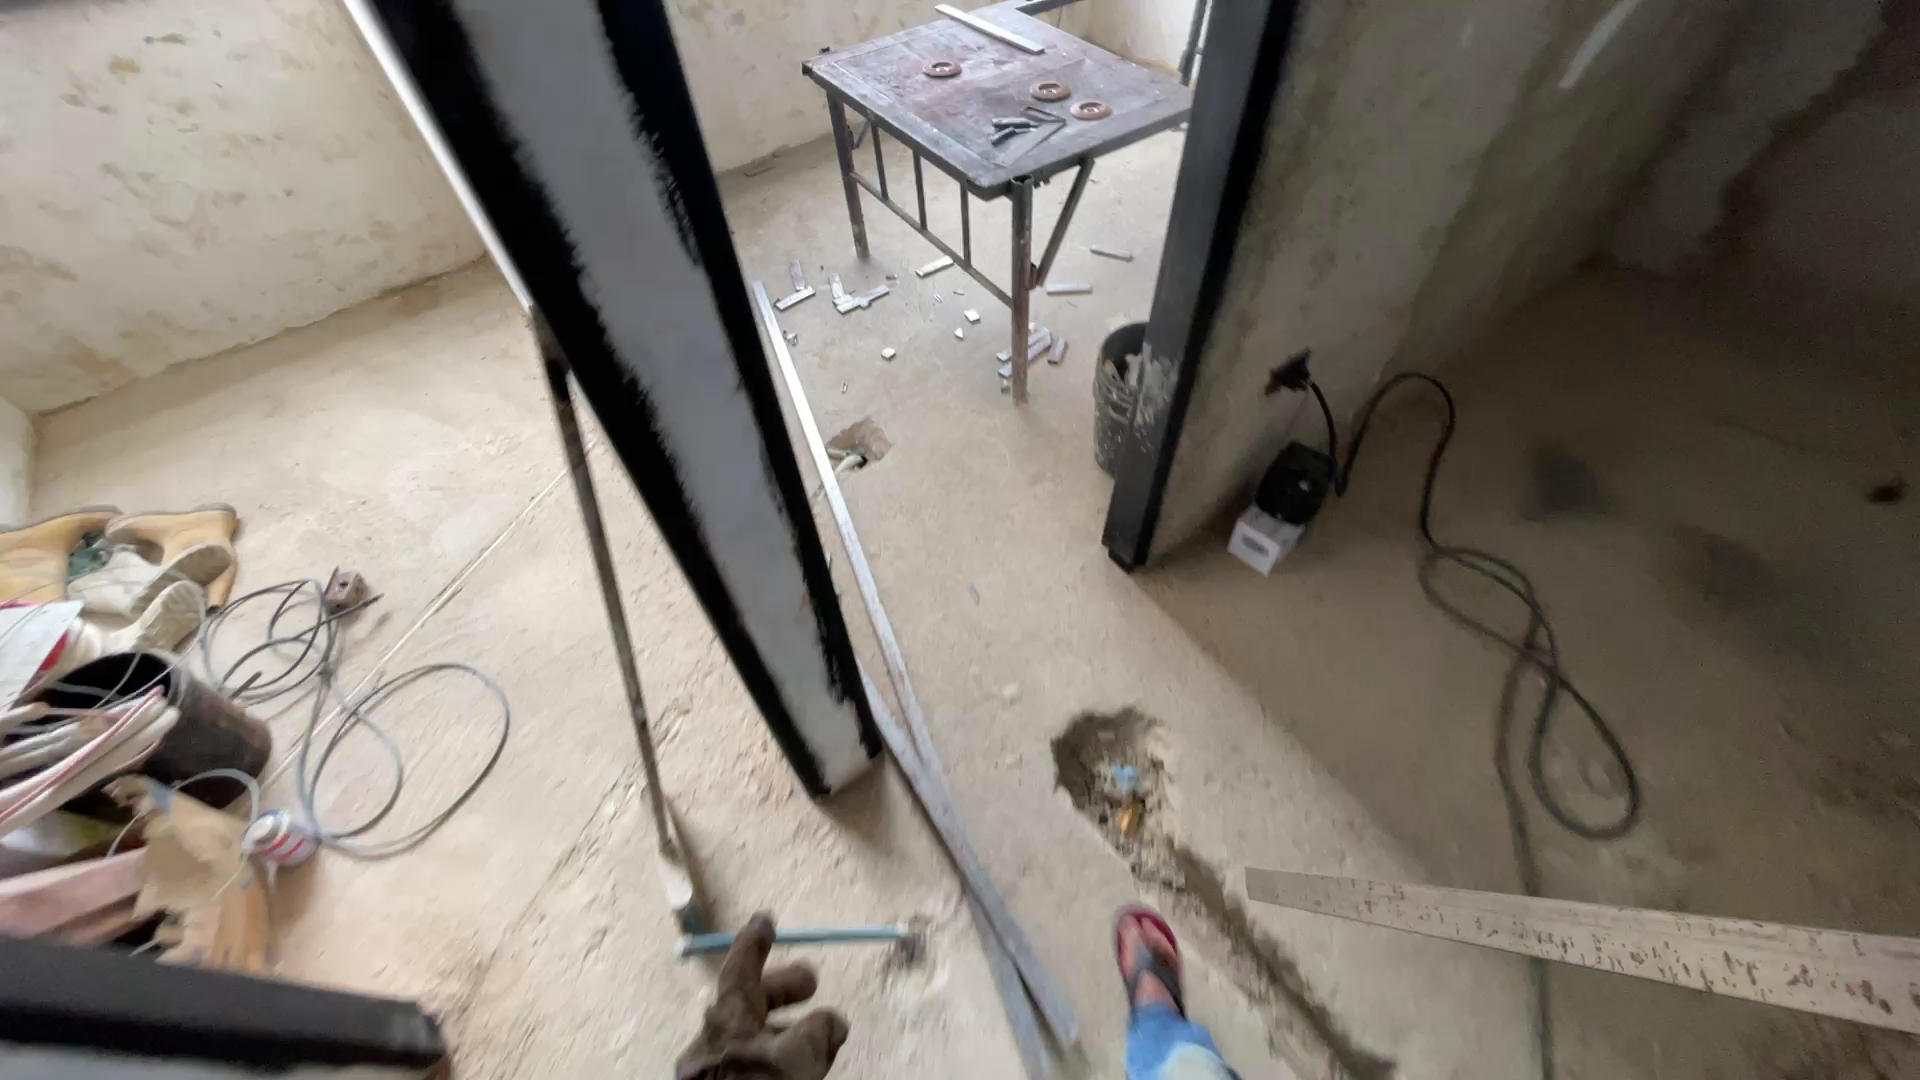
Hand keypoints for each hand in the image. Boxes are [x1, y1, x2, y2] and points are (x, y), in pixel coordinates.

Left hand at [676, 914, 849, 1078]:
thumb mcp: (796, 1060)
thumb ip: (819, 1031)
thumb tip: (833, 1021)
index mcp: (726, 1019)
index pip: (740, 967)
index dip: (755, 942)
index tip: (766, 919)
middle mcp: (712, 1043)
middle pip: (748, 1000)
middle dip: (782, 987)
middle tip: (812, 983)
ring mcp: (712, 1075)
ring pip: (750, 1036)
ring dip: (783, 1027)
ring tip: (817, 1039)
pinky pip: (749, 1065)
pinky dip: (775, 1058)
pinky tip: (800, 1073)